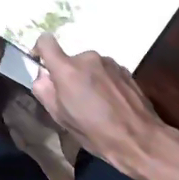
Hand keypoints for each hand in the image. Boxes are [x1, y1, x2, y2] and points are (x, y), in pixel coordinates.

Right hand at [31, 35, 177, 179]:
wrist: (138, 137)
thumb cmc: (95, 132)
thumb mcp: (61, 118)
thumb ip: (45, 92)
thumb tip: (43, 76)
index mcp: (68, 70)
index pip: (46, 42)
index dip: (40, 51)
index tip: (43, 66)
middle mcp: (88, 58)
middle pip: (70, 60)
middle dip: (68, 76)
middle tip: (74, 101)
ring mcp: (109, 62)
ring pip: (89, 66)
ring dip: (87, 80)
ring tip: (95, 105)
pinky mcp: (125, 69)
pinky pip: (105, 72)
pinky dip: (103, 82)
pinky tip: (110, 103)